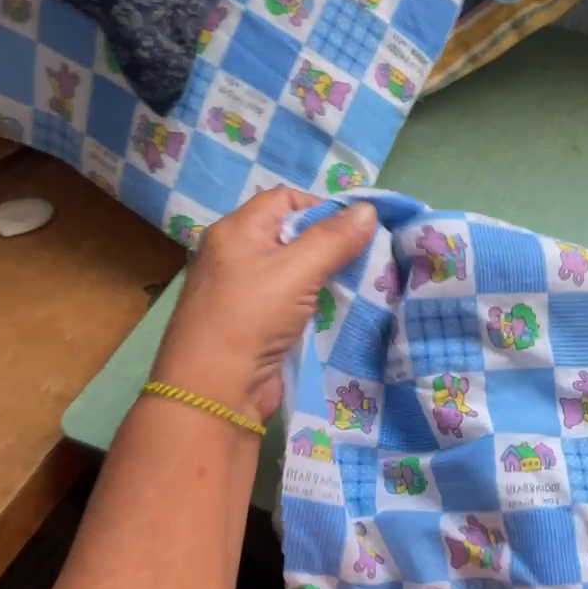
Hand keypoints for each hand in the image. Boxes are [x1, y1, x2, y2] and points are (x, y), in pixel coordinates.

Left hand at [151, 187, 376, 420]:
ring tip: (365, 287)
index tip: (359, 231)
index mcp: (237, 231)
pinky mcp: (260, 326)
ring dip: (329, 280)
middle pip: (293, 236)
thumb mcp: (296, 270)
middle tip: (369, 261)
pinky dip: (319, 306)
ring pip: (298, 274)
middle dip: (332, 246)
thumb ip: (333, 240)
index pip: (284, 200)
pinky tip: (343, 314)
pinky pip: (295, 305)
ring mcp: (248, 294)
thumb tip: (369, 209)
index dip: (323, 208)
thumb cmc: (251, 317)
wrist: (218, 388)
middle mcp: (239, 256)